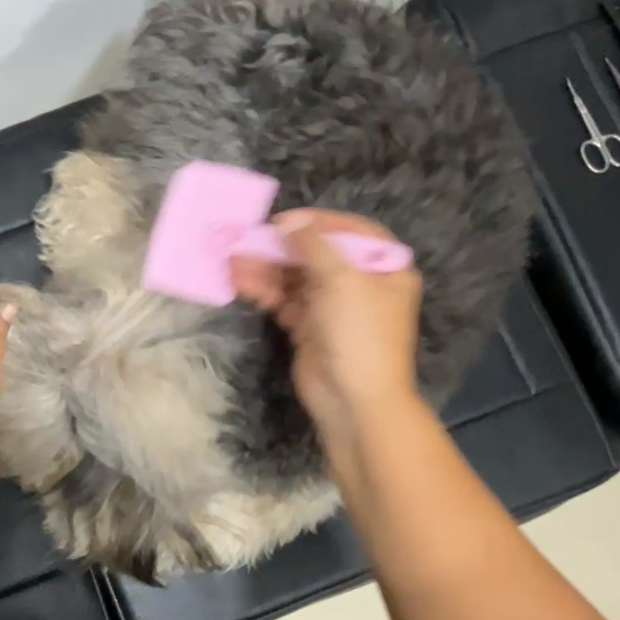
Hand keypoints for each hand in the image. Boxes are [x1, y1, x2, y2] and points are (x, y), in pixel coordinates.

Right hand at [232, 208, 422, 440]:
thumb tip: (287, 221)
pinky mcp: (308, 328)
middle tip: (248, 240)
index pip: (351, 232)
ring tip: (234, 261)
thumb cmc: (360, 334)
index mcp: (384, 268)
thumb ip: (314, 246)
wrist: (354, 399)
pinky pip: (284, 302)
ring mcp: (332, 307)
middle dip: (282, 248)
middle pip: (317, 255)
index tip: (282, 220)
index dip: (318, 222)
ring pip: (295, 278)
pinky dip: (264, 292)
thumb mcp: (343, 281)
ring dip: (266, 269)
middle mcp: (360, 284)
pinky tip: (241, 283)